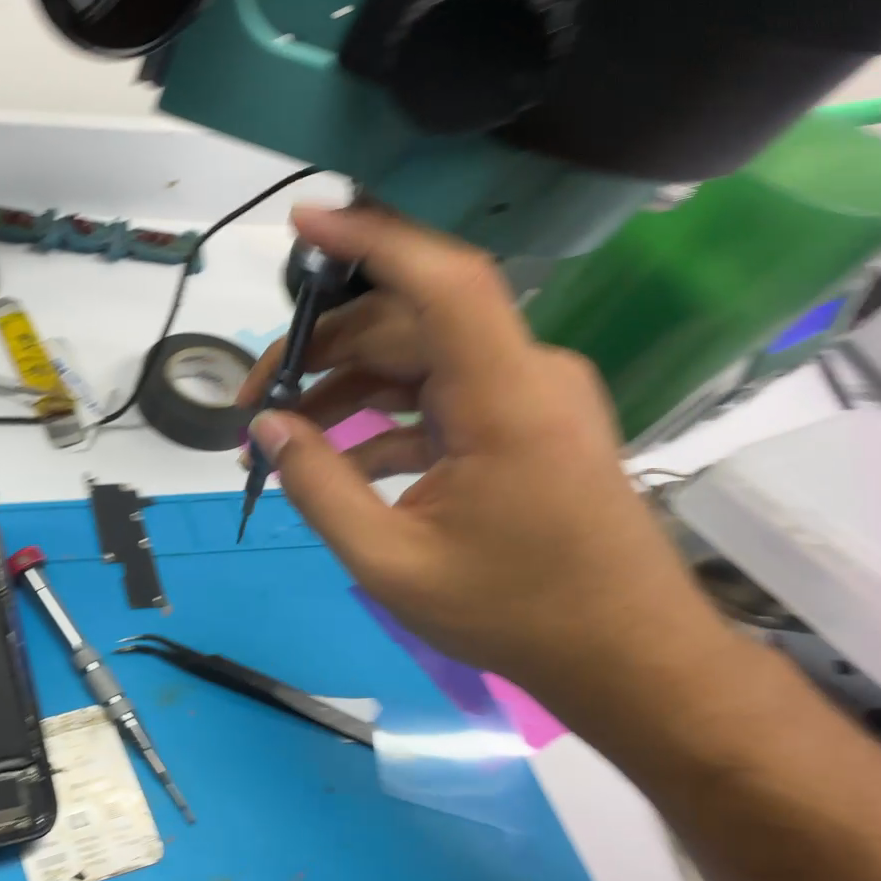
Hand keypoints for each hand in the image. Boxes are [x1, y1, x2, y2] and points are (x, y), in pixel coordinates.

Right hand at [239, 205, 733, 705]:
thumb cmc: (513, 612)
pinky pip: (438, 397)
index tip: (304, 222)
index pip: (444, 283)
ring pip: (417, 360)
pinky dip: (380, 420)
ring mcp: (528, 398)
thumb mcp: (389, 561)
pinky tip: (337, 464)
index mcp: (505, 399)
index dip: (374, 240)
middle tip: (252, 401)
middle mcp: (524, 377)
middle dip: (320, 352)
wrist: (628, 658)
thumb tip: (266, 428)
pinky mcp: (523, 423)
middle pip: (407, 325)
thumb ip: (318, 487)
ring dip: (343, 389)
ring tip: (280, 435)